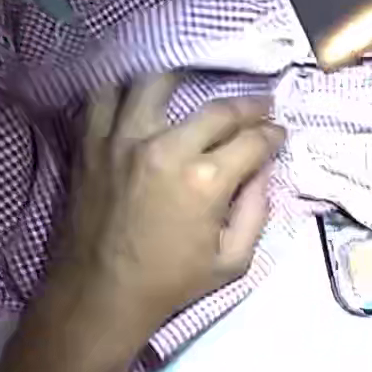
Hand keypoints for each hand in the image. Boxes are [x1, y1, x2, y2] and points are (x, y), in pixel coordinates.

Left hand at [44, 73, 281, 368]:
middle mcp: (166, 148)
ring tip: (198, 86)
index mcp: (206, 182)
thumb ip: (256, 212)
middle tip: (259, 107)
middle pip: (216, 109)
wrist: (104, 291)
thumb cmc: (174, 281)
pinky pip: (107, 93)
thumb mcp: (234, 261)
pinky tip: (142, 93)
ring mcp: (123, 138)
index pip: (252, 142)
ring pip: (158, 83)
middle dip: (247, 107)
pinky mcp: (92, 140)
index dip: (273, 135)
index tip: (280, 133)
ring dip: (187, 81)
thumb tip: (262, 173)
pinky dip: (127, 87)